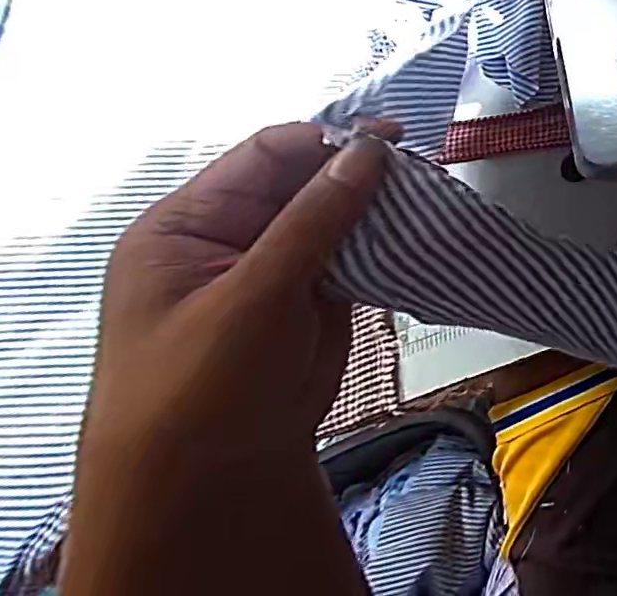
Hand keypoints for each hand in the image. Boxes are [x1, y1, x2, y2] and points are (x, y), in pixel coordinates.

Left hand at [64, 122, 391, 595]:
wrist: (216, 478)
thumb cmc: (202, 385)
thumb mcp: (254, 295)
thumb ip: (315, 217)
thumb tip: (368, 150)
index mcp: (190, 224)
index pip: (265, 155)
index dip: (325, 140)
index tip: (388, 138)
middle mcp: (234, 233)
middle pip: (306, 178)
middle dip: (359, 168)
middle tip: (417, 164)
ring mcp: (279, 261)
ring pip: (339, 210)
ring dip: (379, 201)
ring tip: (426, 191)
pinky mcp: (316, 288)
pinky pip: (357, 245)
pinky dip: (387, 234)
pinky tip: (417, 225)